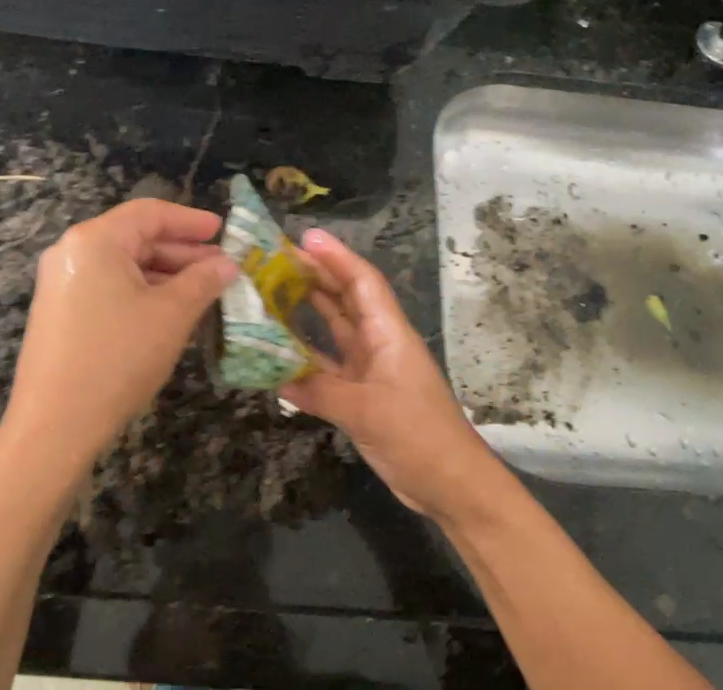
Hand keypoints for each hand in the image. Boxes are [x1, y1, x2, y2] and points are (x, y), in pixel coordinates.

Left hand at [2, 199, 237, 466]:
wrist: (55, 424)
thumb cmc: (118, 358)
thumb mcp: (171, 315)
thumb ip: (203, 281)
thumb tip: (227, 264)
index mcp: (95, 240)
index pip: (149, 213)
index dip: (190, 221)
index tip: (223, 231)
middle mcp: (72, 252)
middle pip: (135, 238)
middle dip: (181, 252)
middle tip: (220, 267)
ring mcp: (61, 283)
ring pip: (123, 266)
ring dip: (165, 275)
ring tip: (203, 292)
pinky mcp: (59, 312)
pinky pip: (108, 288)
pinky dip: (142, 293)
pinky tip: (170, 313)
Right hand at [281, 229, 501, 518]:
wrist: (451, 484)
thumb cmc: (418, 436)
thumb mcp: (366, 410)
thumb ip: (320, 390)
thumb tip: (275, 376)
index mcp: (389, 334)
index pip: (362, 282)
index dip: (336, 257)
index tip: (304, 237)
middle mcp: (379, 344)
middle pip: (346, 299)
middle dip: (316, 276)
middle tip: (275, 260)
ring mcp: (371, 371)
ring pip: (336, 331)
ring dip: (308, 312)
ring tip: (272, 293)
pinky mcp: (363, 397)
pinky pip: (329, 368)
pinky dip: (306, 359)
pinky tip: (278, 355)